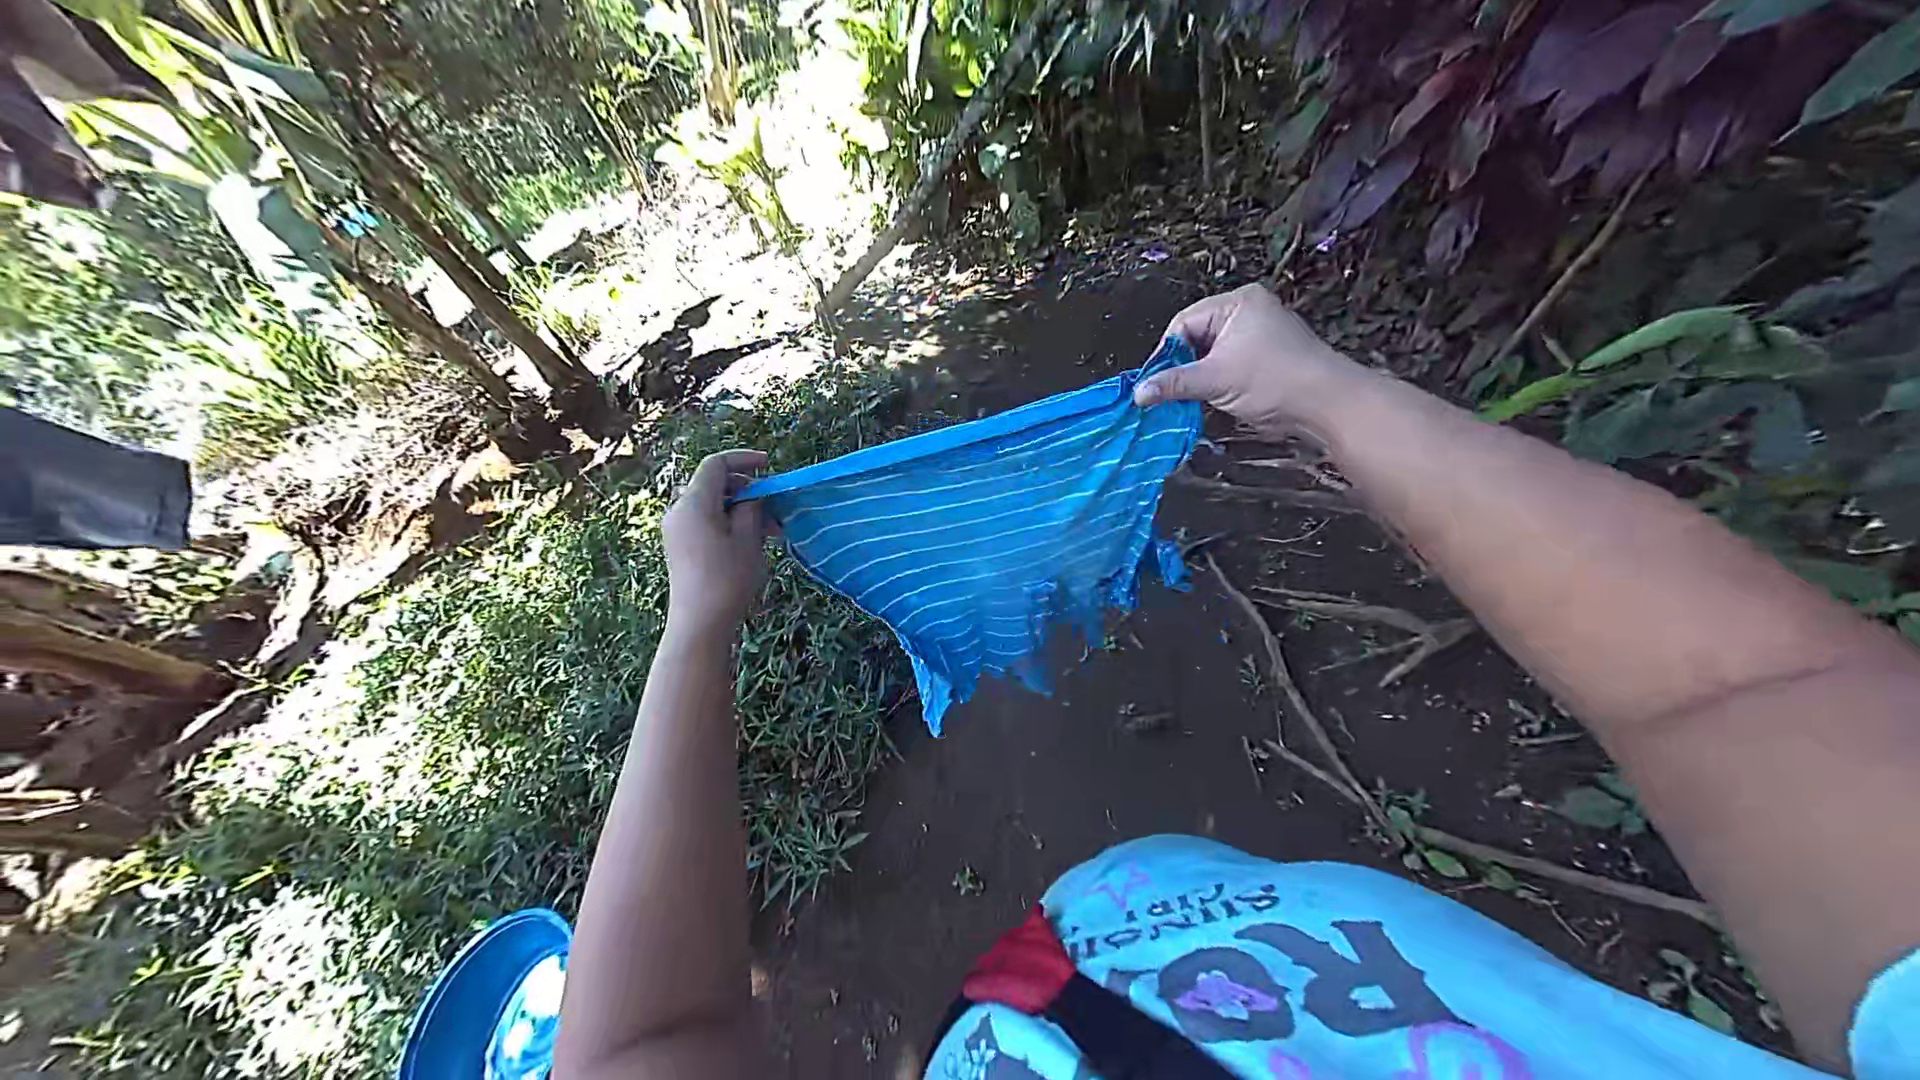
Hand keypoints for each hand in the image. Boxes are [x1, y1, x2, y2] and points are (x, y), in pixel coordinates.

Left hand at [663, 449, 769, 634]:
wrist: (700, 623)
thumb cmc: (728, 579)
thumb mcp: (748, 538)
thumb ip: (751, 508)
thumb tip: (751, 495)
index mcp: (693, 503)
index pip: (715, 464)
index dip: (743, 459)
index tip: (769, 466)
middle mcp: (678, 510)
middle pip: (712, 483)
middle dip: (746, 489)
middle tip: (774, 508)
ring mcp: (676, 529)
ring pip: (711, 504)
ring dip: (740, 508)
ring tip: (770, 531)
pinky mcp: (680, 546)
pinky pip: (704, 521)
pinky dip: (728, 522)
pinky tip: (750, 541)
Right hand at [1132, 284, 1373, 438]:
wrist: (1328, 403)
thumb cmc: (1273, 380)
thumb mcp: (1215, 380)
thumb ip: (1173, 385)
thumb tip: (1136, 394)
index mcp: (1236, 303)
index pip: (1183, 324)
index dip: (1166, 354)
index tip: (1153, 383)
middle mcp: (1246, 312)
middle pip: (1195, 339)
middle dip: (1181, 367)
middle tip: (1166, 393)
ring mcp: (1256, 334)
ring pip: (1208, 355)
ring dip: (1196, 378)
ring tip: (1185, 399)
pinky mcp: (1262, 357)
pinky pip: (1224, 365)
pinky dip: (1213, 382)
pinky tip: (1207, 399)